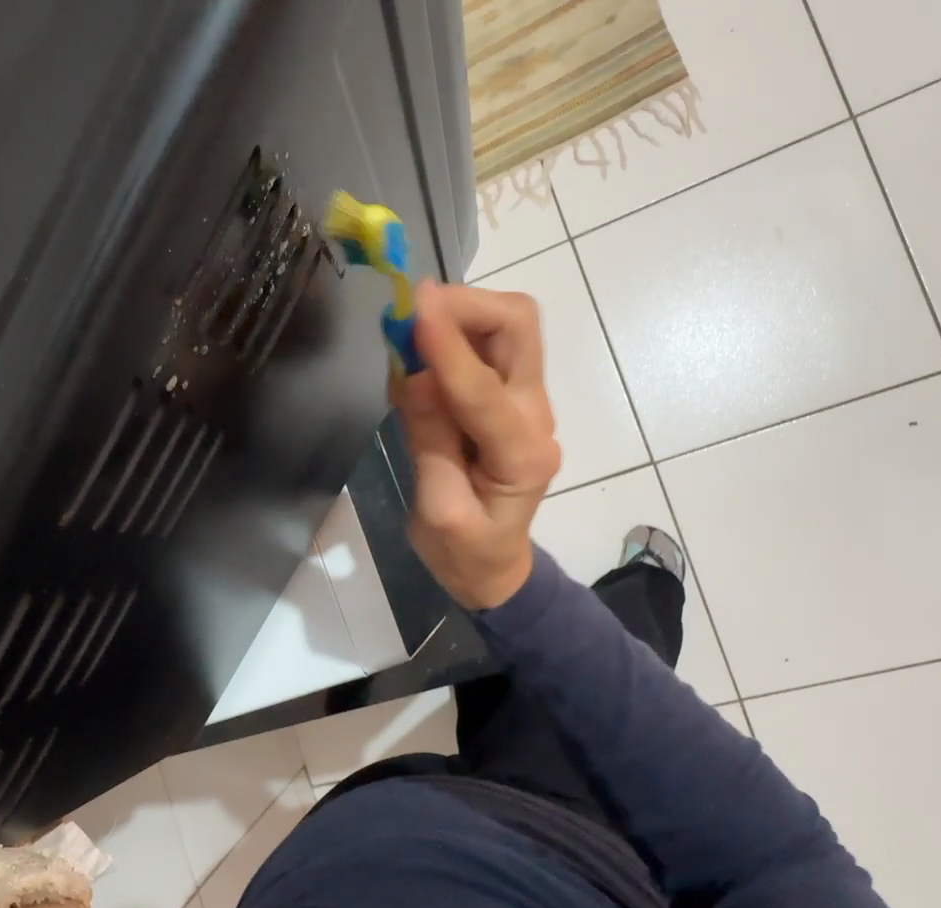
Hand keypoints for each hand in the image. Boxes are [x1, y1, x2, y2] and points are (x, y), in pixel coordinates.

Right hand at [390, 281, 560, 609]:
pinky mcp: (507, 399)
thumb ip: (431, 443)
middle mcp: (535, 417)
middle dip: (466, 305)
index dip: (447, 347)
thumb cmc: (465, 554)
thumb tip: (415, 376)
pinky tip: (416, 350)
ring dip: (458, 313)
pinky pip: (485, 347)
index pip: (482, 389)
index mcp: (521, 456)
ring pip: (506, 328)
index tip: (413, 308)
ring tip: (405, 328)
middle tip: (411, 308)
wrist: (494, 568)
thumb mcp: (440, 513)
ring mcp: (526, 404)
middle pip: (518, 328)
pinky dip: (450, 334)